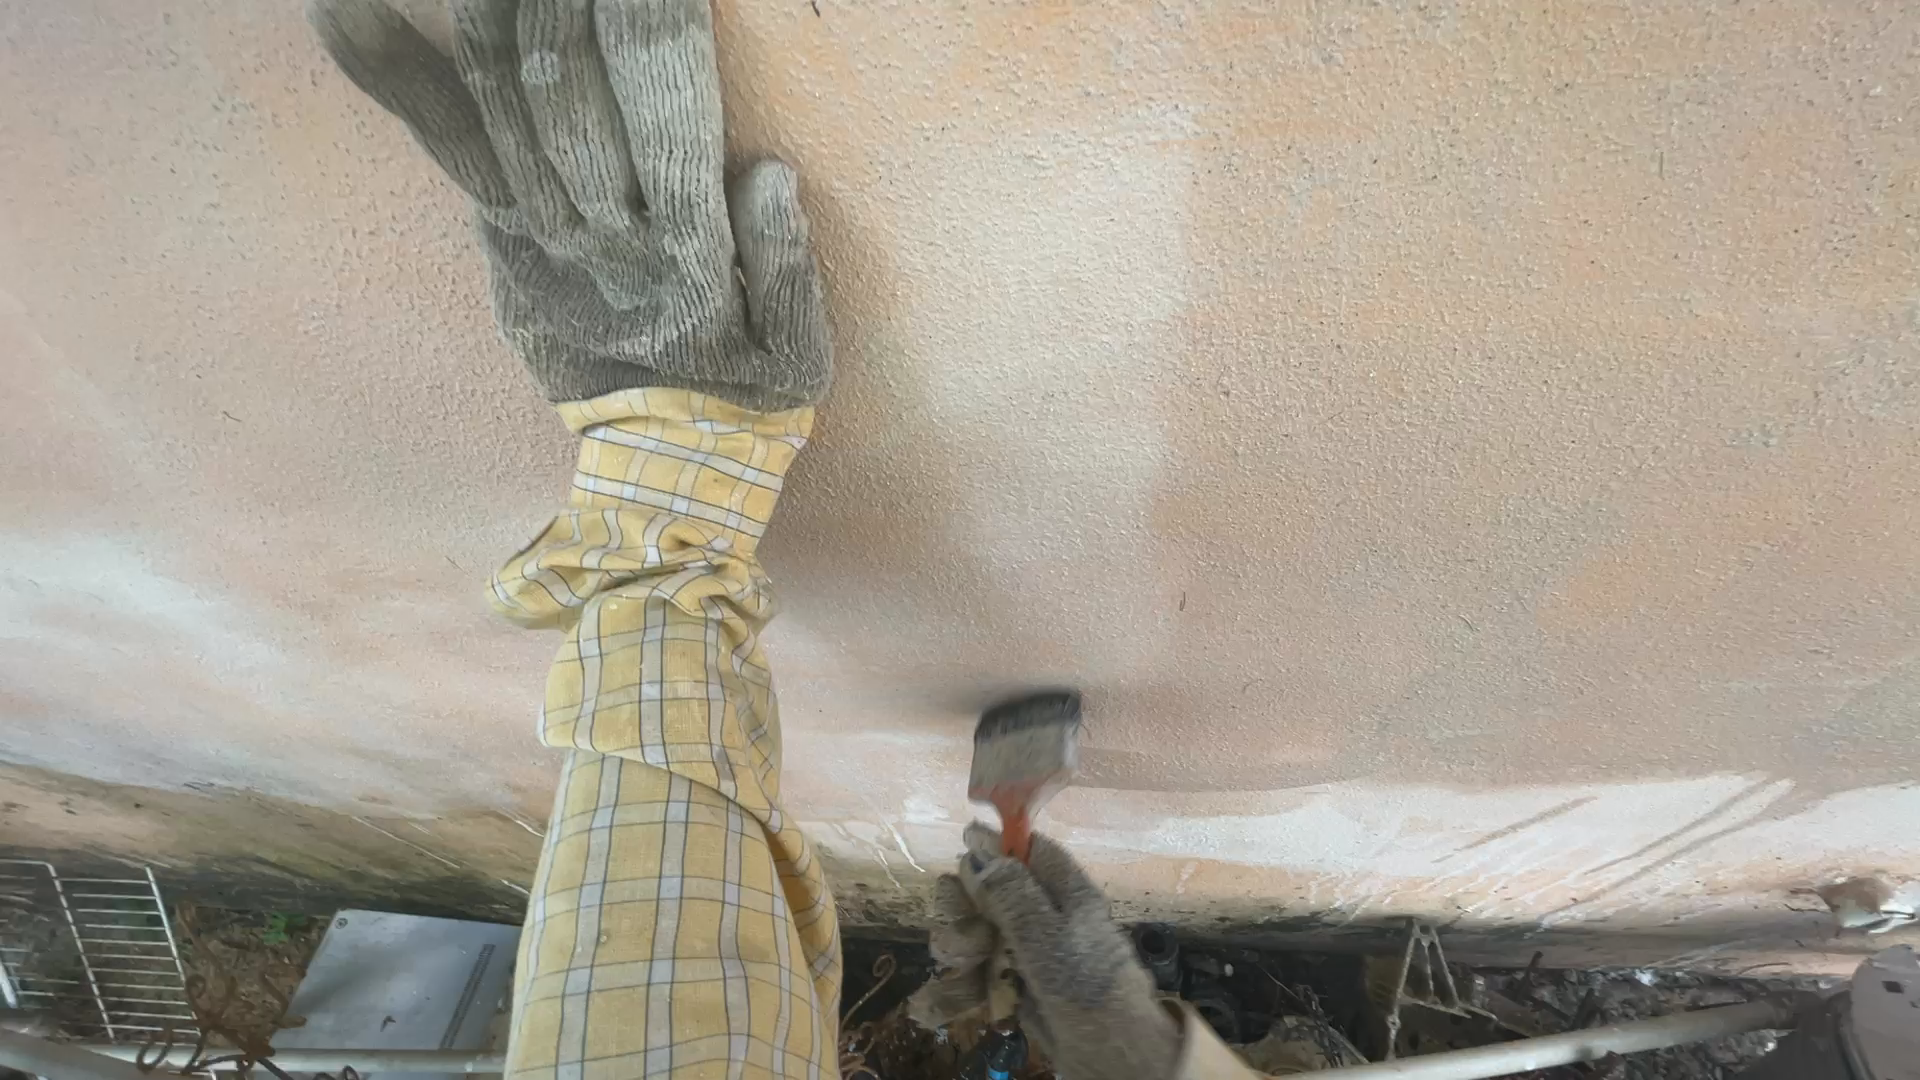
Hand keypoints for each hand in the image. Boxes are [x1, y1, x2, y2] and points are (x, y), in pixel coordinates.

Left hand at [307, 0, 831, 409]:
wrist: (673, 455)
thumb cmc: (747, 393)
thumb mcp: (798, 352)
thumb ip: (786, 269)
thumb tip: (771, 173)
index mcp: (689, 259)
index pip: (668, 114)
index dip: (659, 25)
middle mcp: (605, 239)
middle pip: (571, 87)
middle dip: (571, 0)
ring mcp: (542, 240)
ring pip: (501, 101)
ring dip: (497, 11)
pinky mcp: (506, 245)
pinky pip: (449, 154)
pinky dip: (397, 78)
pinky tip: (347, 8)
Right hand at [910, 824, 1181, 1079]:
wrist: (1111, 1059)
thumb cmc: (1087, 988)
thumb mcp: (1050, 935)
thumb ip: (1012, 894)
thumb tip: (979, 856)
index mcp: (1063, 890)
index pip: (1027, 848)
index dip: (996, 842)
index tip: (965, 844)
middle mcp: (1041, 914)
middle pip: (988, 887)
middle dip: (965, 904)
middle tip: (967, 927)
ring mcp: (1026, 951)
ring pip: (973, 930)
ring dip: (958, 947)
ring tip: (964, 965)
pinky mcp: (1013, 987)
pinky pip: (976, 974)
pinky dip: (956, 986)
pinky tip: (936, 1003)